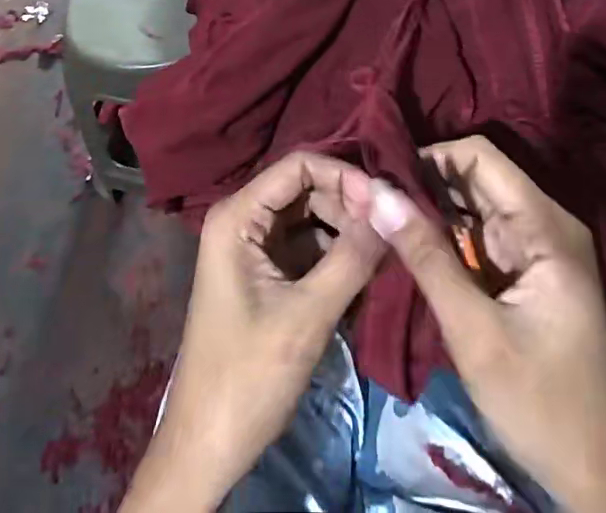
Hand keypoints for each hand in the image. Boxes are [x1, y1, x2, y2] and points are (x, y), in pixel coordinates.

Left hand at [122, 151, 386, 512]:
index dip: (344, 174)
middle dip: (350, 203)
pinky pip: (309, 246)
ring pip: (311, 217)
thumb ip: (351, 257)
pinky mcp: (267, 273)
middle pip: (305, 188)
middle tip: (395, 229)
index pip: (298, 165)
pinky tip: (369, 268)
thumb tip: (393, 207)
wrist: (210, 441)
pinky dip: (337, 253)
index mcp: (237, 216)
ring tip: (388, 250)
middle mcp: (243, 219)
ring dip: (348, 229)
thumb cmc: (249, 374)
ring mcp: (254, 246)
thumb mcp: (307, 315)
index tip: (387, 202)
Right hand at [369, 137, 605, 512]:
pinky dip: (441, 233)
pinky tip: (404, 240)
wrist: (593, 477)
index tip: (382, 179)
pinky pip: (474, 232)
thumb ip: (425, 255)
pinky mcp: (522, 270)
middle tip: (370, 198)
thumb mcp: (473, 330)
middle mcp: (543, 225)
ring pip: (470, 203)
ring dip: (427, 206)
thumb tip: (377, 192)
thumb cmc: (540, 403)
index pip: (480, 156)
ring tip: (377, 214)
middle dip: (422, 181)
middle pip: (474, 175)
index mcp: (545, 228)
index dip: (429, 157)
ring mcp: (534, 248)